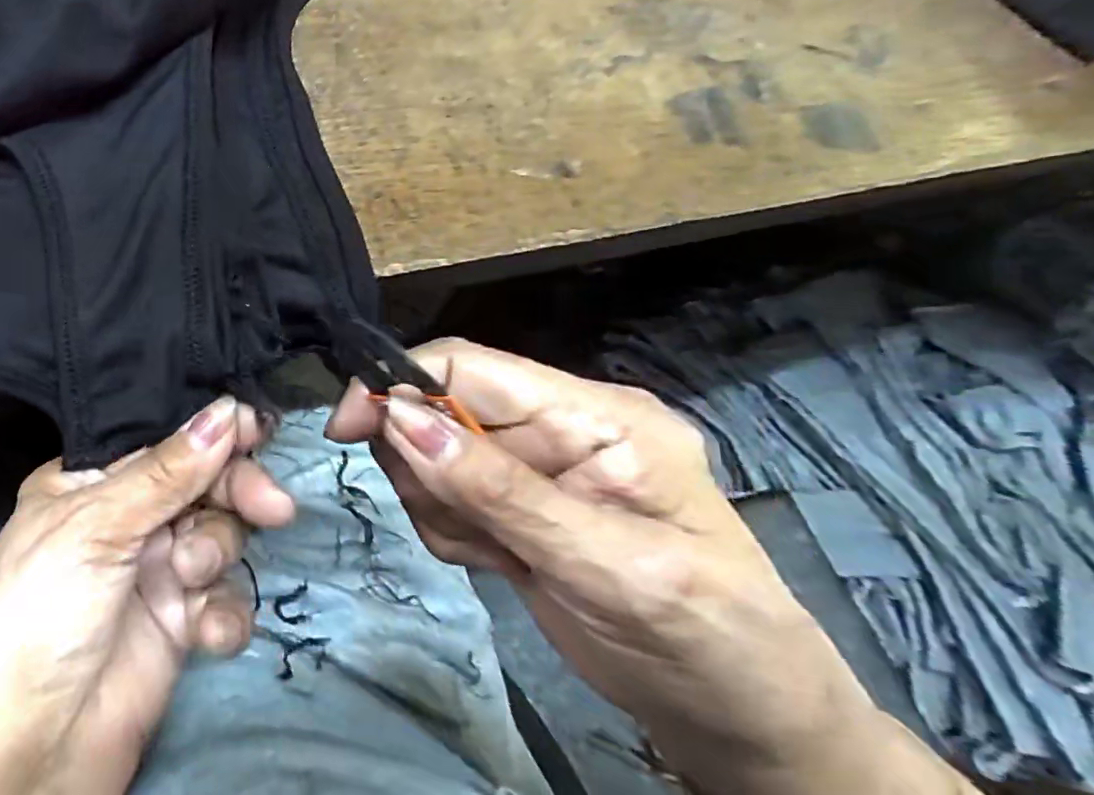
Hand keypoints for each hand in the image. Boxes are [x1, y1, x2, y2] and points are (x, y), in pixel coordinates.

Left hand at [0, 397, 294, 794]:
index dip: (212, 431)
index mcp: (94, 482)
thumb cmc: (42, 611)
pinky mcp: (179, 622)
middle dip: (238, 491)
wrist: (25, 753)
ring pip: (220, 535)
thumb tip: (227, 409)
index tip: (258, 427)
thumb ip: (167, 471)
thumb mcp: (96, 527)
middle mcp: (128, 518)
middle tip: (272, 507)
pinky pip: (224, 598)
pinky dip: (224, 613)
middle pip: (204, 483)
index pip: (165, 440)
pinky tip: (205, 636)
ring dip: (217, 552)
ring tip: (191, 577)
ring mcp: (155, 570)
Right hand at [327, 338, 971, 794]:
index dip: (399, 383)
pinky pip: (441, 497)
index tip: (347, 429)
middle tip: (456, 525)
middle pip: (439, 406)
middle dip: (423, 464)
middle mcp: (556, 426)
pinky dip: (447, 530)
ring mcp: (532, 467)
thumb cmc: (714, 644)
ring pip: (429, 455)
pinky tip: (498, 564)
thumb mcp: (615, 568)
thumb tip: (402, 420)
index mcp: (594, 415)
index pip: (471, 365)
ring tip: (494, 555)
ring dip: (437, 506)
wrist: (747, 729)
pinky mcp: (512, 505)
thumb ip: (503, 490)